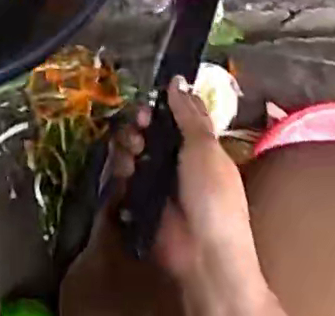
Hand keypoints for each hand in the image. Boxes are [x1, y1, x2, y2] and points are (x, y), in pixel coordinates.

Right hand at [108, 80, 279, 315]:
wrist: (203, 254)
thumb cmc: (214, 196)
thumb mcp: (205, 147)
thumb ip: (188, 113)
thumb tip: (177, 80)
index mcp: (199, 145)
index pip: (175, 115)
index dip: (164, 104)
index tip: (154, 98)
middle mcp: (176, 160)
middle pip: (149, 130)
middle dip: (141, 123)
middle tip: (141, 125)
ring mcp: (156, 181)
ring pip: (132, 149)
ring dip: (129, 144)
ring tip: (134, 150)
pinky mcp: (138, 200)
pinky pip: (122, 177)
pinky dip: (120, 169)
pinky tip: (125, 169)